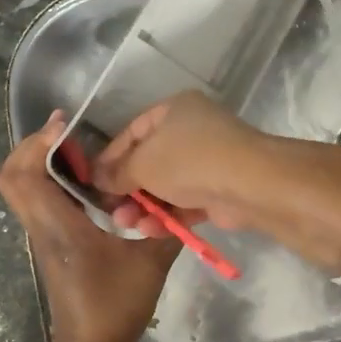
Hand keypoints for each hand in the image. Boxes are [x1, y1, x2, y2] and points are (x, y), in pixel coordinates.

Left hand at [0, 112, 180, 341]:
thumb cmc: (116, 305)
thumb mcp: (152, 262)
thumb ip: (168, 225)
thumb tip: (190, 196)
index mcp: (59, 225)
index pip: (25, 174)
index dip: (39, 143)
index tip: (68, 125)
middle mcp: (42, 226)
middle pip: (12, 176)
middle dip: (34, 147)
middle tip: (70, 134)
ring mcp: (43, 236)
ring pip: (22, 188)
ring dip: (41, 163)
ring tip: (80, 151)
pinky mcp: (51, 244)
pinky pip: (39, 201)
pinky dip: (52, 182)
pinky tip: (89, 182)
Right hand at [93, 91, 273, 238]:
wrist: (249, 184)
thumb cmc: (189, 161)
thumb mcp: (143, 162)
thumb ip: (118, 172)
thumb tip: (98, 179)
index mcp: (174, 111)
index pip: (132, 132)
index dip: (110, 158)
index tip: (92, 182)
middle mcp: (192, 132)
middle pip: (150, 162)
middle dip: (127, 189)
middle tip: (110, 210)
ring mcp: (208, 163)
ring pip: (167, 186)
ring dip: (144, 207)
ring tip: (127, 224)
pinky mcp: (219, 191)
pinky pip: (185, 203)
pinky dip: (167, 215)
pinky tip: (150, 230)